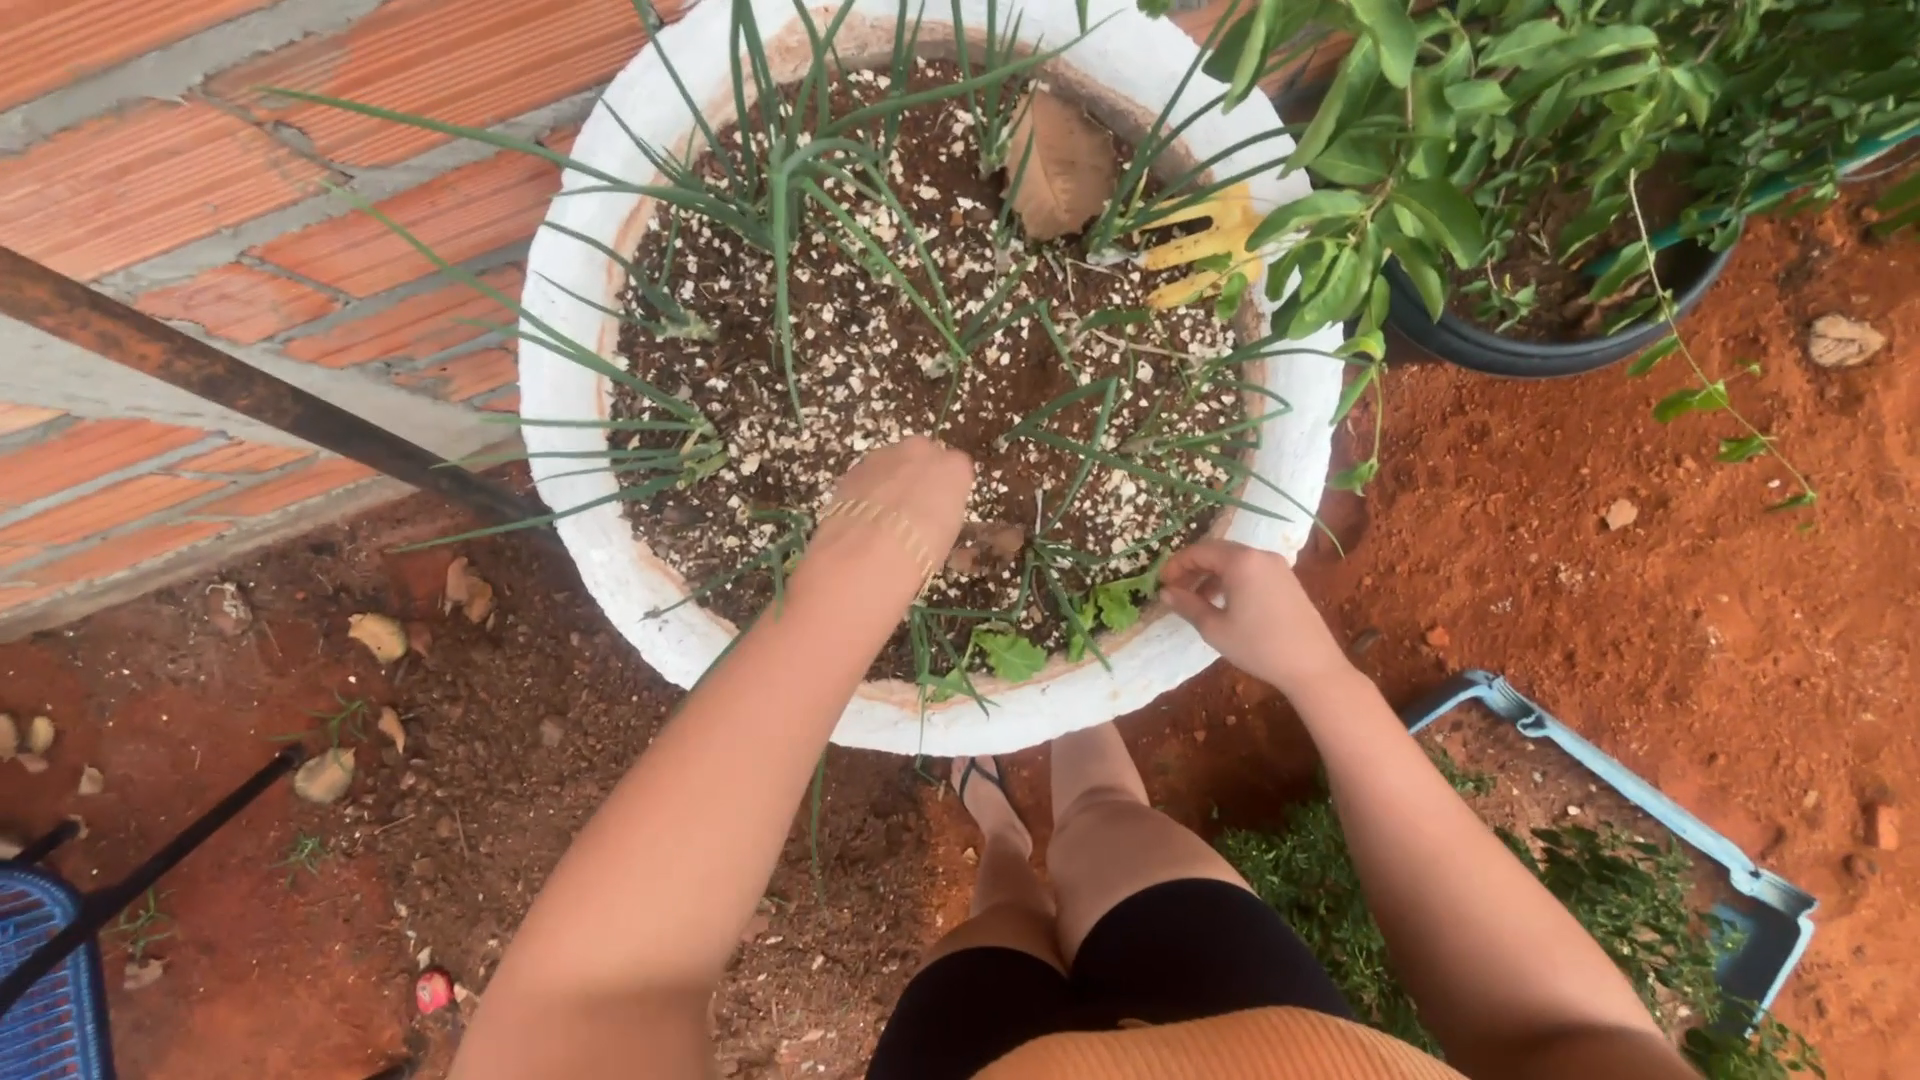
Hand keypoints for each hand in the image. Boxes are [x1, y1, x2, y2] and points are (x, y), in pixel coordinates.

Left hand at [810, 437, 974, 588]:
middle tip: (912, 508)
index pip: (957, 470)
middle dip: (918, 477)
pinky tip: (863, 516)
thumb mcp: (947, 535)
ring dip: (890, 481)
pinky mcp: (855, 467)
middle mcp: (922, 451)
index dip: (948, 491)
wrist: (870, 548)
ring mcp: (885, 454)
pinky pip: (867, 475)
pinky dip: (866, 489)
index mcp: (954, 467)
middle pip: (923, 457)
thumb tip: (934, 519)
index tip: (941, 509)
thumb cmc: (922, 546)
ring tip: (883, 516)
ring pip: (892, 463)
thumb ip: (944, 514)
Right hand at [1159, 539, 1352, 696]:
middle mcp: (1260, 555)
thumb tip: (1165, 592)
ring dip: (1211, 574)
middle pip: (1217, 552)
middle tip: (1175, 590)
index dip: (1175, 565)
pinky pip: (1251, 570)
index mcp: (1240, 561)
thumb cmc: (1258, 646)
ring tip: (1196, 599)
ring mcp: (1277, 566)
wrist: (1312, 666)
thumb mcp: (1215, 628)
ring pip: (1234, 561)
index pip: (1198, 551)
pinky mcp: (1287, 580)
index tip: (1161, 584)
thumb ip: (1187, 605)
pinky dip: (1231, 579)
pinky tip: (1224, 603)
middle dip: (1192, 568)